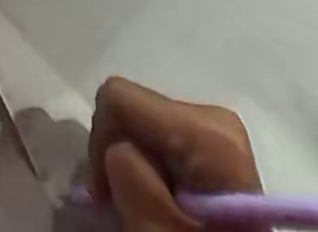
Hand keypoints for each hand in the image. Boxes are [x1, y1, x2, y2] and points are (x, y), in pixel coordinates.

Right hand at [86, 77, 263, 230]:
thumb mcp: (159, 230)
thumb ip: (131, 180)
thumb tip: (116, 147)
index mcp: (207, 134)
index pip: (120, 98)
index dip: (101, 139)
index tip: (105, 191)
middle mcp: (214, 117)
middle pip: (131, 105)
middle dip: (116, 149)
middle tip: (122, 201)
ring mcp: (216, 126)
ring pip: (140, 117)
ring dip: (131, 158)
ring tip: (145, 203)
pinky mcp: (212, 138)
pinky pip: (156, 130)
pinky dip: (147, 161)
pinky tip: (161, 196)